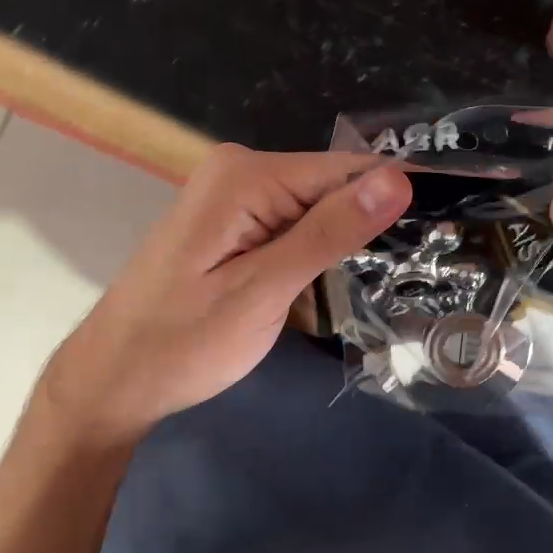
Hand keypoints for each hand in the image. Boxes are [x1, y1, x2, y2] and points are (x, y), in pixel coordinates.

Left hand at [36, 145, 410, 447]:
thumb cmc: (182, 343)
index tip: (442, 234)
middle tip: (408, 275)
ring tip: (380, 282)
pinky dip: (315, 249)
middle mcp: (238, 170)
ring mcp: (231, 195)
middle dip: (367, 225)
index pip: (347, 170)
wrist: (110, 382)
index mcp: (245, 176)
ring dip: (342, 241)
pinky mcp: (229, 220)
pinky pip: (292, 221)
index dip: (393, 201)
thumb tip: (398, 180)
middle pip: (332, 185)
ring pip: (316, 206)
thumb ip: (330, 233)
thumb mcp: (264, 291)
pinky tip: (329, 281)